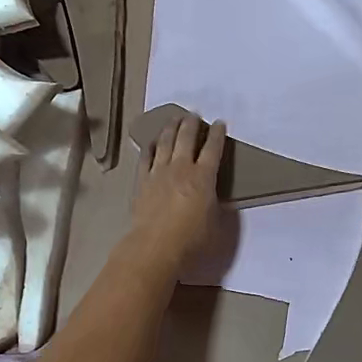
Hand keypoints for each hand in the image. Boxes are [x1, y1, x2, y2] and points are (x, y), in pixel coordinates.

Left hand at [130, 112, 225, 264]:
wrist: (155, 247)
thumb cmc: (191, 240)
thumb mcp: (216, 225)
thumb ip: (217, 207)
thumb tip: (218, 200)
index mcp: (203, 177)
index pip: (213, 149)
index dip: (218, 134)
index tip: (220, 123)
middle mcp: (181, 169)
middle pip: (186, 138)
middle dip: (191, 124)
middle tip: (193, 114)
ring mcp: (158, 173)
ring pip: (164, 143)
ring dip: (170, 128)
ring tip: (174, 119)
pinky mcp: (142, 182)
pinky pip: (145, 159)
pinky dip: (149, 148)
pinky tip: (150, 143)